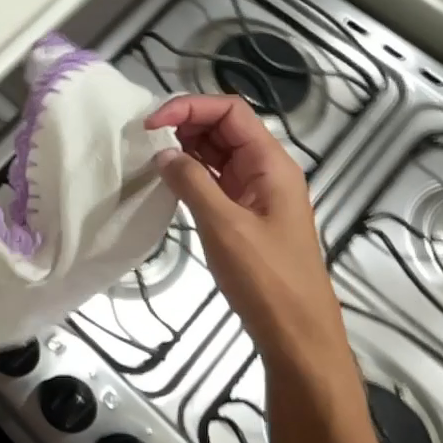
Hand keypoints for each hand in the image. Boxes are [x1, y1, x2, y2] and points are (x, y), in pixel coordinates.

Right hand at [145, 96, 348, 370]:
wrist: (297, 334)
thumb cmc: (266, 278)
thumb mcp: (223, 225)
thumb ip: (191, 181)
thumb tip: (162, 153)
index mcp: (271, 164)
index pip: (230, 111)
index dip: (190, 107)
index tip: (152, 125)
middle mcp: (266, 170)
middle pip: (223, 126)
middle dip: (184, 123)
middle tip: (145, 140)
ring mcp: (256, 192)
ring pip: (216, 151)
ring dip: (184, 147)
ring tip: (150, 156)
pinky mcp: (245, 213)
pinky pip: (214, 177)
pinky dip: (189, 172)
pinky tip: (167, 181)